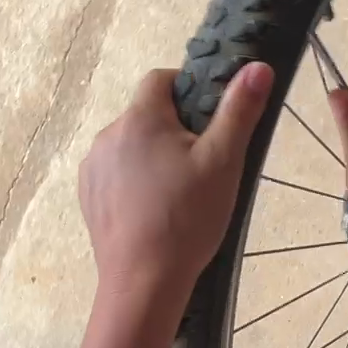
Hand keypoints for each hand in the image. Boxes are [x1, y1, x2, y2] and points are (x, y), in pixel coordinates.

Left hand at [79, 63, 272, 302]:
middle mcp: (108, 134)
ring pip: (133, 145)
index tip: (212, 122)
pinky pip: (117, 173)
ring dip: (155, 155)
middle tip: (205, 165)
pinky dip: (137, 181)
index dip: (189, 90)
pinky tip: (156, 211)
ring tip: (182, 193)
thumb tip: (258, 66)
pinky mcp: (89, 196)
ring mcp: (93, 168)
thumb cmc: (187, 217)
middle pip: (148, 114)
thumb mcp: (224, 161)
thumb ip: (239, 110)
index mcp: (141, 118)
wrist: (143, 281)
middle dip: (176, 129)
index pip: (161, 79)